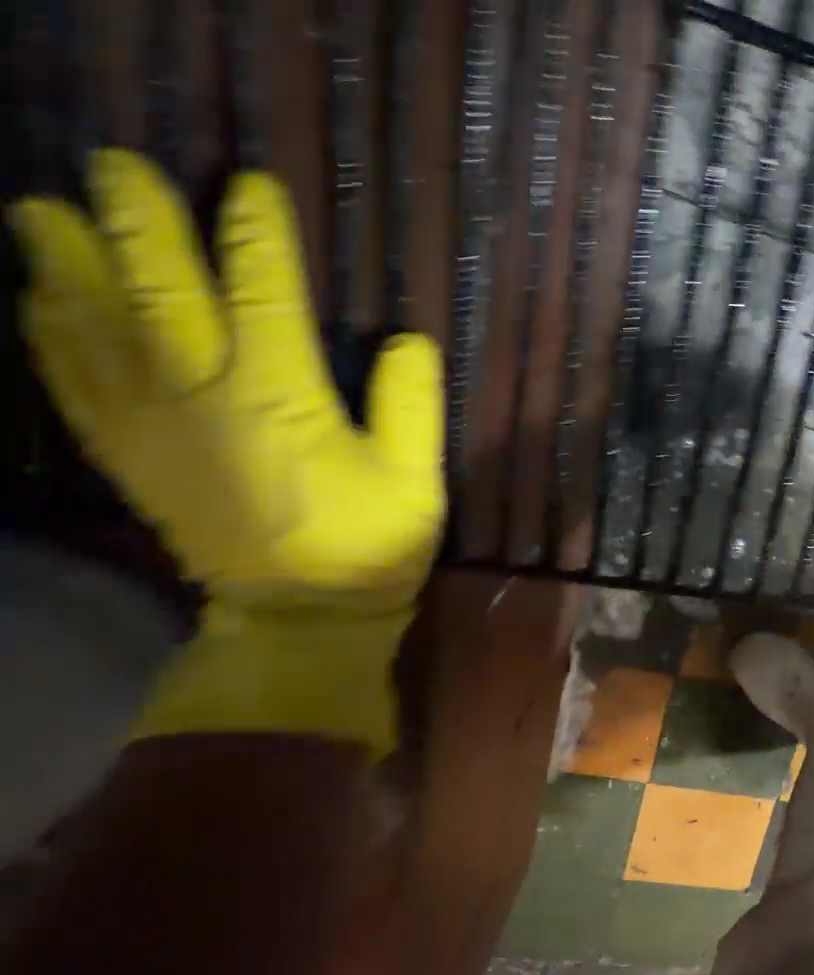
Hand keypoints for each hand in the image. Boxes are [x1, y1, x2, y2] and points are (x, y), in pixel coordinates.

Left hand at [10, 150, 444, 755]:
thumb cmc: (372, 541)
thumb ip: (411, 405)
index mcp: (283, 397)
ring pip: (97, 328)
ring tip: (41, 210)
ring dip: (67, 264)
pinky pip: (73, 385)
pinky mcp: (129, 455)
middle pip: (162, 292)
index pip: (264, 295)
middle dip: (138, 223)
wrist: (302, 613)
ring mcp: (154, 425)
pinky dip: (48, 336)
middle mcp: (203, 396)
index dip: (255, 235)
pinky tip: (35, 300)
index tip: (247, 183)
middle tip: (114, 165)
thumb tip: (406, 338)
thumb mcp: (418, 477)